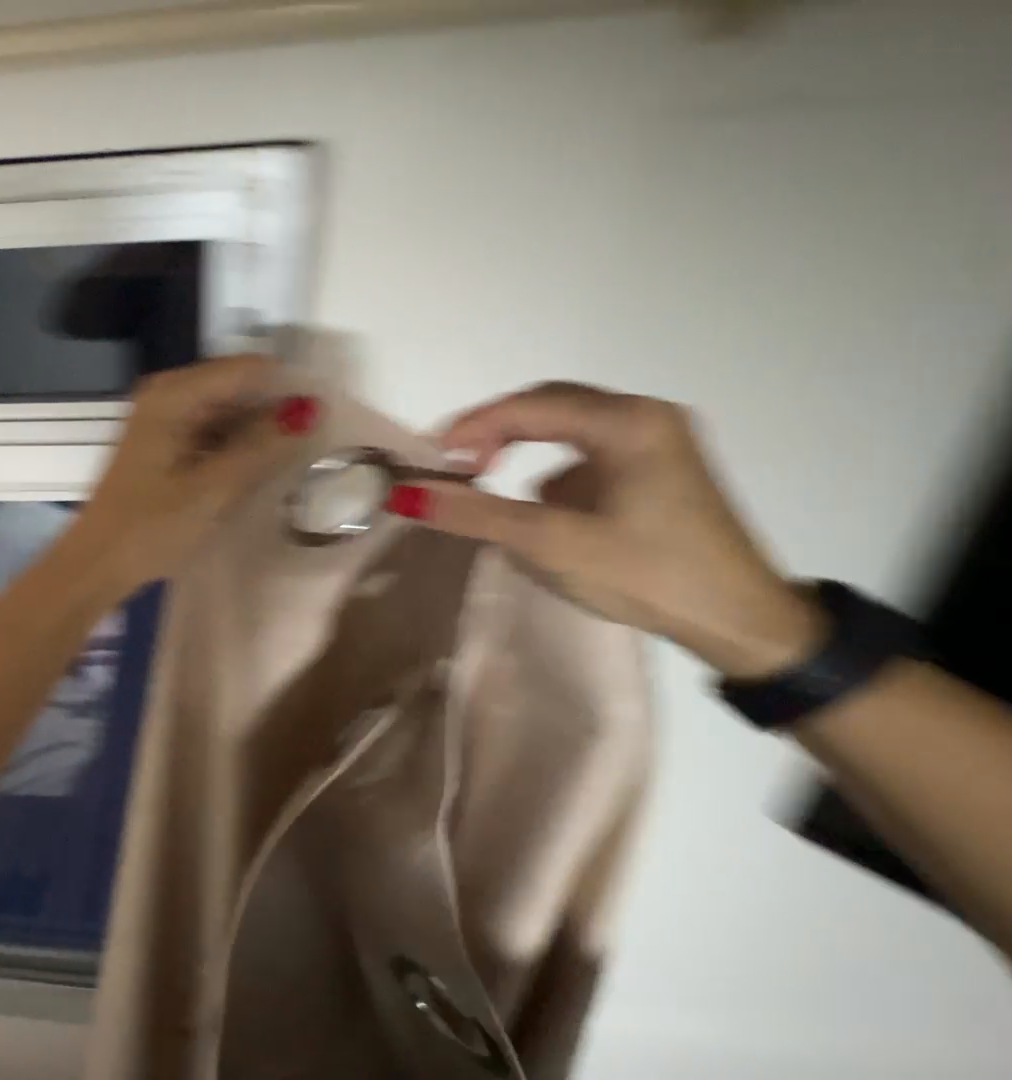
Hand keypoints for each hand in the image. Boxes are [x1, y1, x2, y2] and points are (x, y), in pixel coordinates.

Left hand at [68, 354, 309, 596]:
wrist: (96, 564)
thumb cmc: (151, 527)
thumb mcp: (214, 489)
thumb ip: (263, 445)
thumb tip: (309, 408)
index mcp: (173, 394)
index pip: (248, 368)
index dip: (288, 385)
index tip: (326, 412)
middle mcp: (165, 394)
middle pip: (235, 385)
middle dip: (274, 407)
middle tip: (318, 437)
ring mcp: (161, 419)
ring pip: (224, 410)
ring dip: (257, 429)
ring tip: (297, 454)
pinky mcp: (161, 445)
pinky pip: (209, 431)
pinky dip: (234, 444)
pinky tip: (259, 467)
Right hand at [396, 381, 823, 677]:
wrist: (742, 622)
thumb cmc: (648, 575)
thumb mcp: (551, 545)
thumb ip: (476, 514)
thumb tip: (406, 493)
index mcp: (629, 423)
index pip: (530, 406)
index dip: (472, 426)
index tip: (430, 459)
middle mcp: (647, 418)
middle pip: (550, 407)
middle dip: (495, 432)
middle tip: (453, 467)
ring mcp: (659, 442)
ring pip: (569, 429)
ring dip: (522, 449)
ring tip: (487, 485)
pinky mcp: (661, 470)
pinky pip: (589, 453)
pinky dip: (552, 470)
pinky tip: (542, 509)